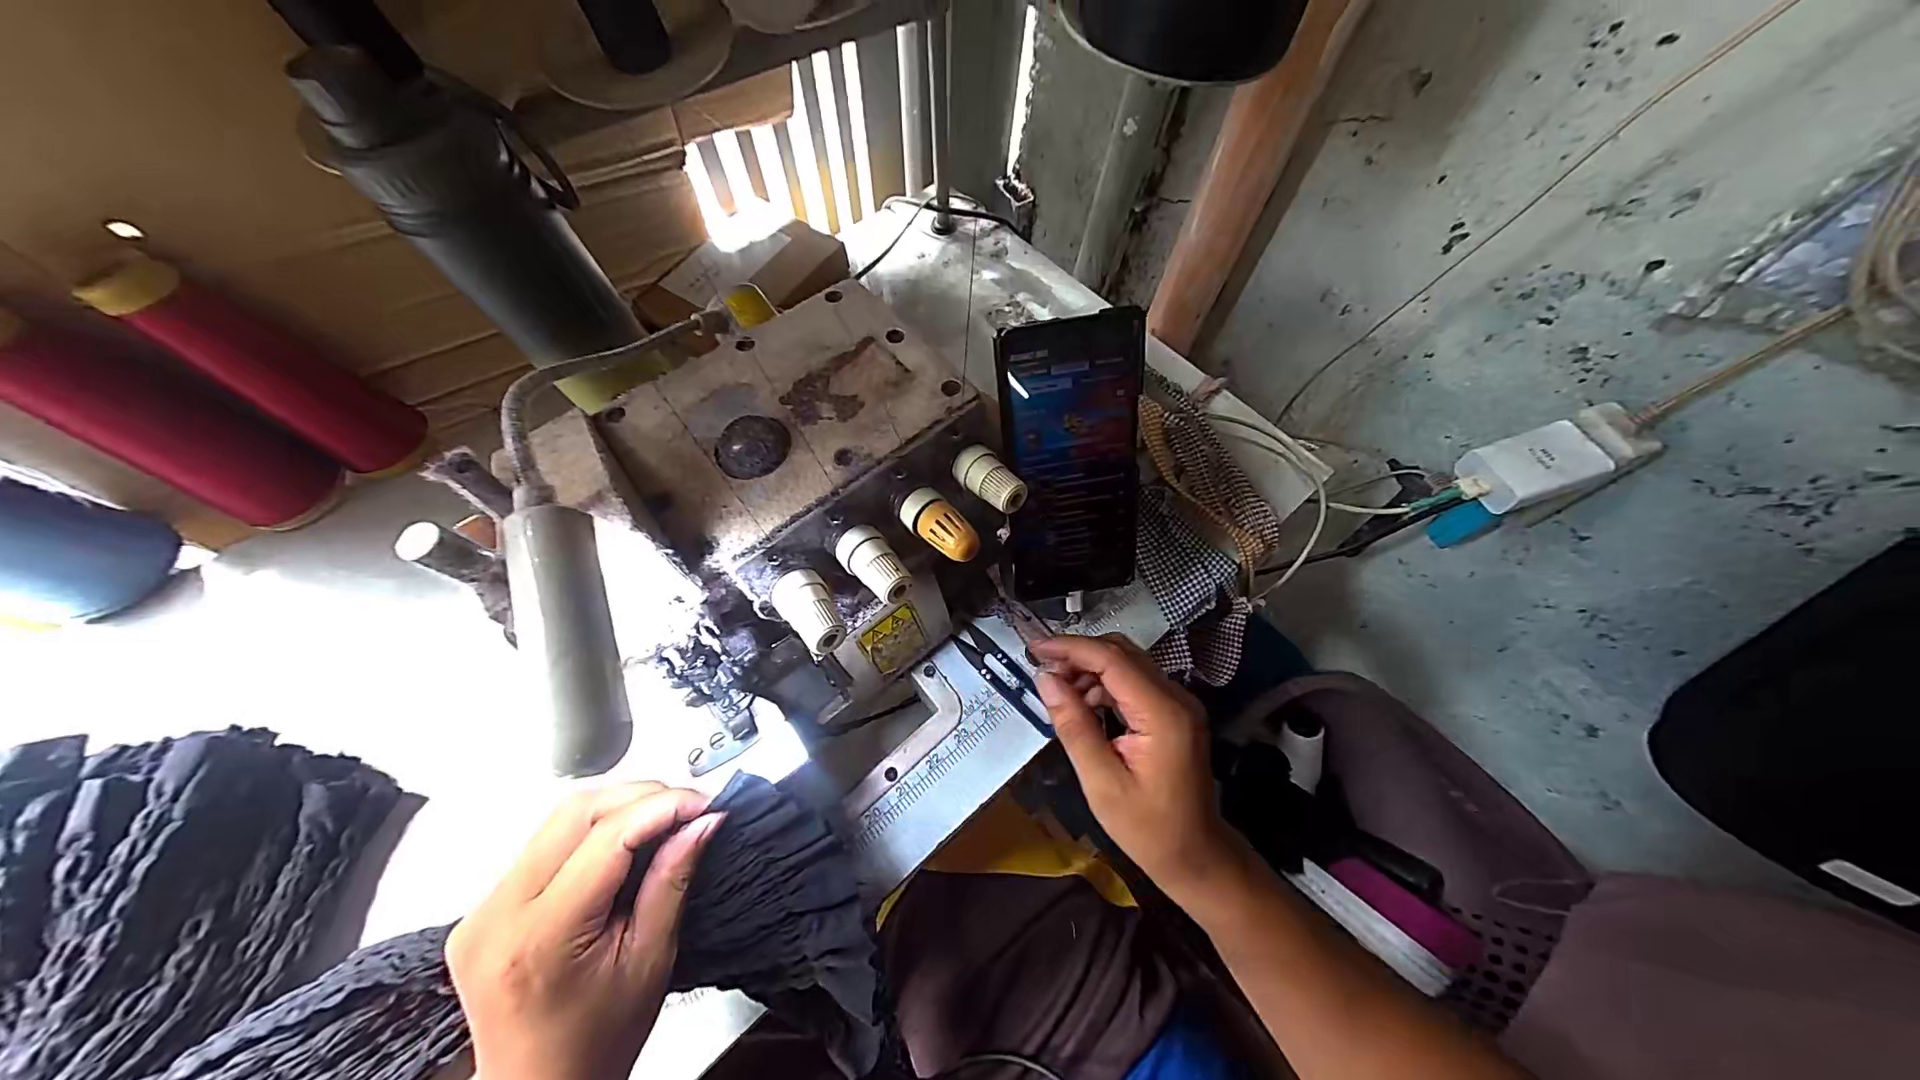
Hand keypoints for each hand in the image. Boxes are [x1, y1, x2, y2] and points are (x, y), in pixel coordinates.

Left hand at [446, 783, 724, 1079]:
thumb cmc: (595, 1042)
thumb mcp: (650, 958)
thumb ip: (672, 880)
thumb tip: (702, 822)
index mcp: (539, 937)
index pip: (607, 836)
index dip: (664, 807)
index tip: (704, 804)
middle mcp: (497, 917)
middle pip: (577, 812)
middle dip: (642, 796)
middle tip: (688, 805)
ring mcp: (483, 910)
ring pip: (560, 818)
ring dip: (619, 807)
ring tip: (663, 820)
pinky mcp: (485, 907)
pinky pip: (546, 841)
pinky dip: (594, 829)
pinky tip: (625, 841)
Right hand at [1032, 634, 1246, 906]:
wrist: (1196, 855)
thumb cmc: (1148, 828)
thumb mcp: (1101, 782)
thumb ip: (1073, 725)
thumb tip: (1046, 679)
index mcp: (1162, 714)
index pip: (1112, 660)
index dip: (1070, 648)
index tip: (1034, 649)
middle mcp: (1176, 698)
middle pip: (1121, 653)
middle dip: (1078, 655)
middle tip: (1041, 671)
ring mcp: (1178, 703)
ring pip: (1127, 663)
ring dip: (1089, 669)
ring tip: (1058, 692)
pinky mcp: (1173, 712)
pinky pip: (1134, 682)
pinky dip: (1104, 684)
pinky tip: (1082, 704)